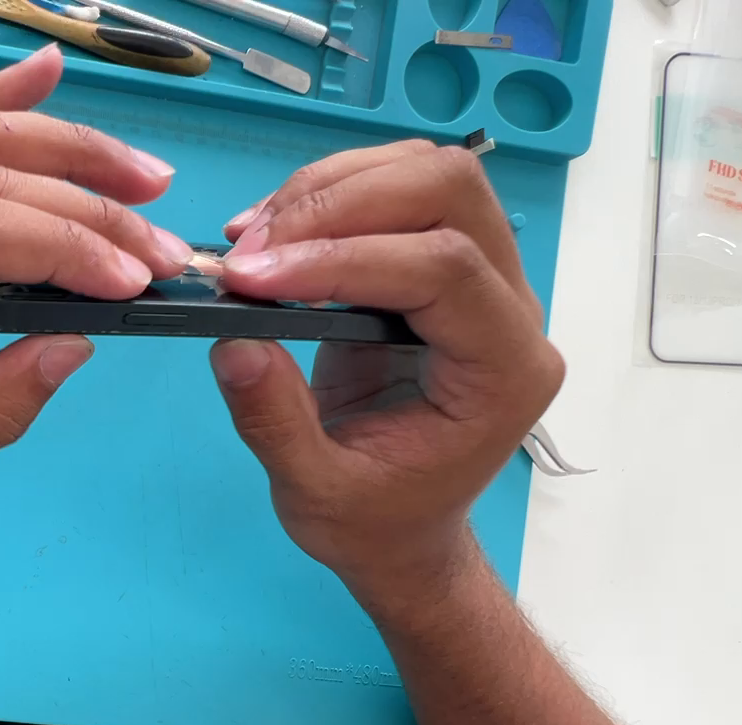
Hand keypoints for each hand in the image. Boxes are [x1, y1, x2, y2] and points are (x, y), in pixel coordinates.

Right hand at [209, 141, 562, 599]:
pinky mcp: (434, 274)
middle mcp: (509, 310)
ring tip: (249, 240)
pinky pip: (396, 200)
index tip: (247, 281)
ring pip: (426, 177)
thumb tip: (232, 340)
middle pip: (448, 193)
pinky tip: (271, 233)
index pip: (441, 269)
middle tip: (246, 253)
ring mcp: (479, 284)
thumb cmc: (370, 522)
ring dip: (328, 191)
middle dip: (336, 204)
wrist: (400, 531)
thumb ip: (274, 420)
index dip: (339, 261)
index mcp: (502, 370)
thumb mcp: (313, 491)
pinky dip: (328, 198)